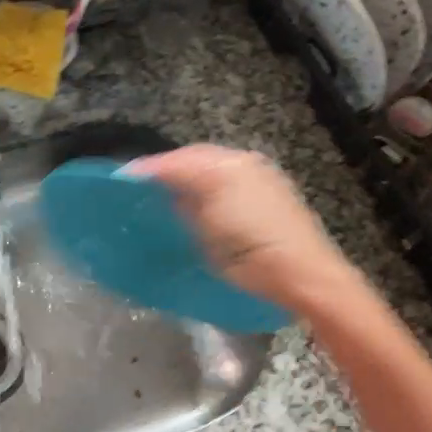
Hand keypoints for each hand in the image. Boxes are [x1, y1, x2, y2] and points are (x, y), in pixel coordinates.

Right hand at [127, 145, 356, 310]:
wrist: (307, 274)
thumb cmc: (253, 257)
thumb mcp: (206, 236)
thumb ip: (184, 205)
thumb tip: (168, 193)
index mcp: (222, 168)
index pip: (176, 161)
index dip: (149, 169)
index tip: (125, 179)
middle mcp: (241, 161)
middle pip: (195, 157)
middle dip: (170, 168)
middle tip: (145, 184)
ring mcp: (260, 172)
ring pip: (214, 164)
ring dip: (192, 173)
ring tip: (171, 191)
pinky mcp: (273, 185)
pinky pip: (233, 173)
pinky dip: (213, 181)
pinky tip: (205, 199)